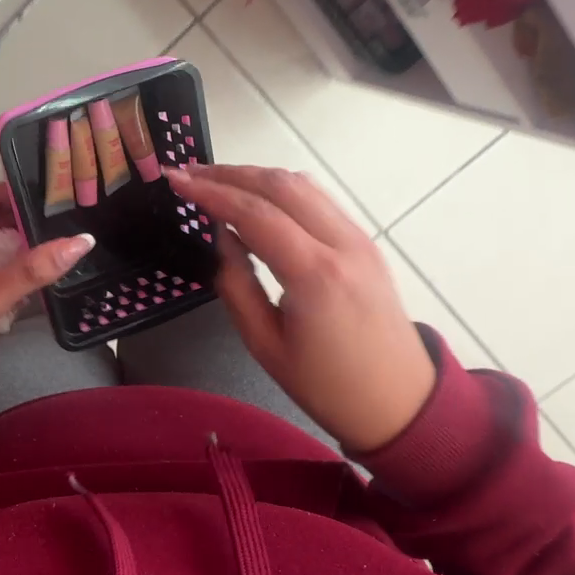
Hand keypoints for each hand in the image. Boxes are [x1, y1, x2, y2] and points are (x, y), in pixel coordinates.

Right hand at [162, 164, 433, 451]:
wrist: (399, 401)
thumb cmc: (326, 385)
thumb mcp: (264, 343)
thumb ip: (236, 285)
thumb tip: (220, 238)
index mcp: (314, 274)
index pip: (255, 213)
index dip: (210, 192)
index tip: (174, 180)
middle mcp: (342, 244)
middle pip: (281, 185)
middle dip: (229, 173)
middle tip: (187, 173)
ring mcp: (359, 239)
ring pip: (303, 185)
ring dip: (255, 176)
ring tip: (214, 181)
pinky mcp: (364, 243)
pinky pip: (318, 200)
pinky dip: (280, 190)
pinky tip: (254, 198)